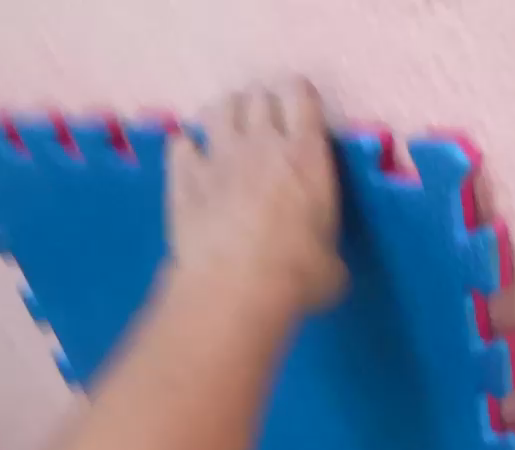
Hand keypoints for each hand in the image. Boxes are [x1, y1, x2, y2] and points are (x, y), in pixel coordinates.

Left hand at [166, 79, 345, 314]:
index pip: (301, 96)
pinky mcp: (183, 176)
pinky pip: (181, 144)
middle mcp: (260, 143)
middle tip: (269, 129)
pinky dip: (189, 149)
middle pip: (257, 95)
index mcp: (306, 157)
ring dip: (227, 116)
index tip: (304, 112)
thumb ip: (327, 244)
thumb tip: (323, 258)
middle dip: (264, 106)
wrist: (235, 288)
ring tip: (232, 136)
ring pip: (218, 107)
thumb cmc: (298, 277)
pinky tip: (196, 164)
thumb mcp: (333, 265)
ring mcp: (217, 156)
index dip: (301, 98)